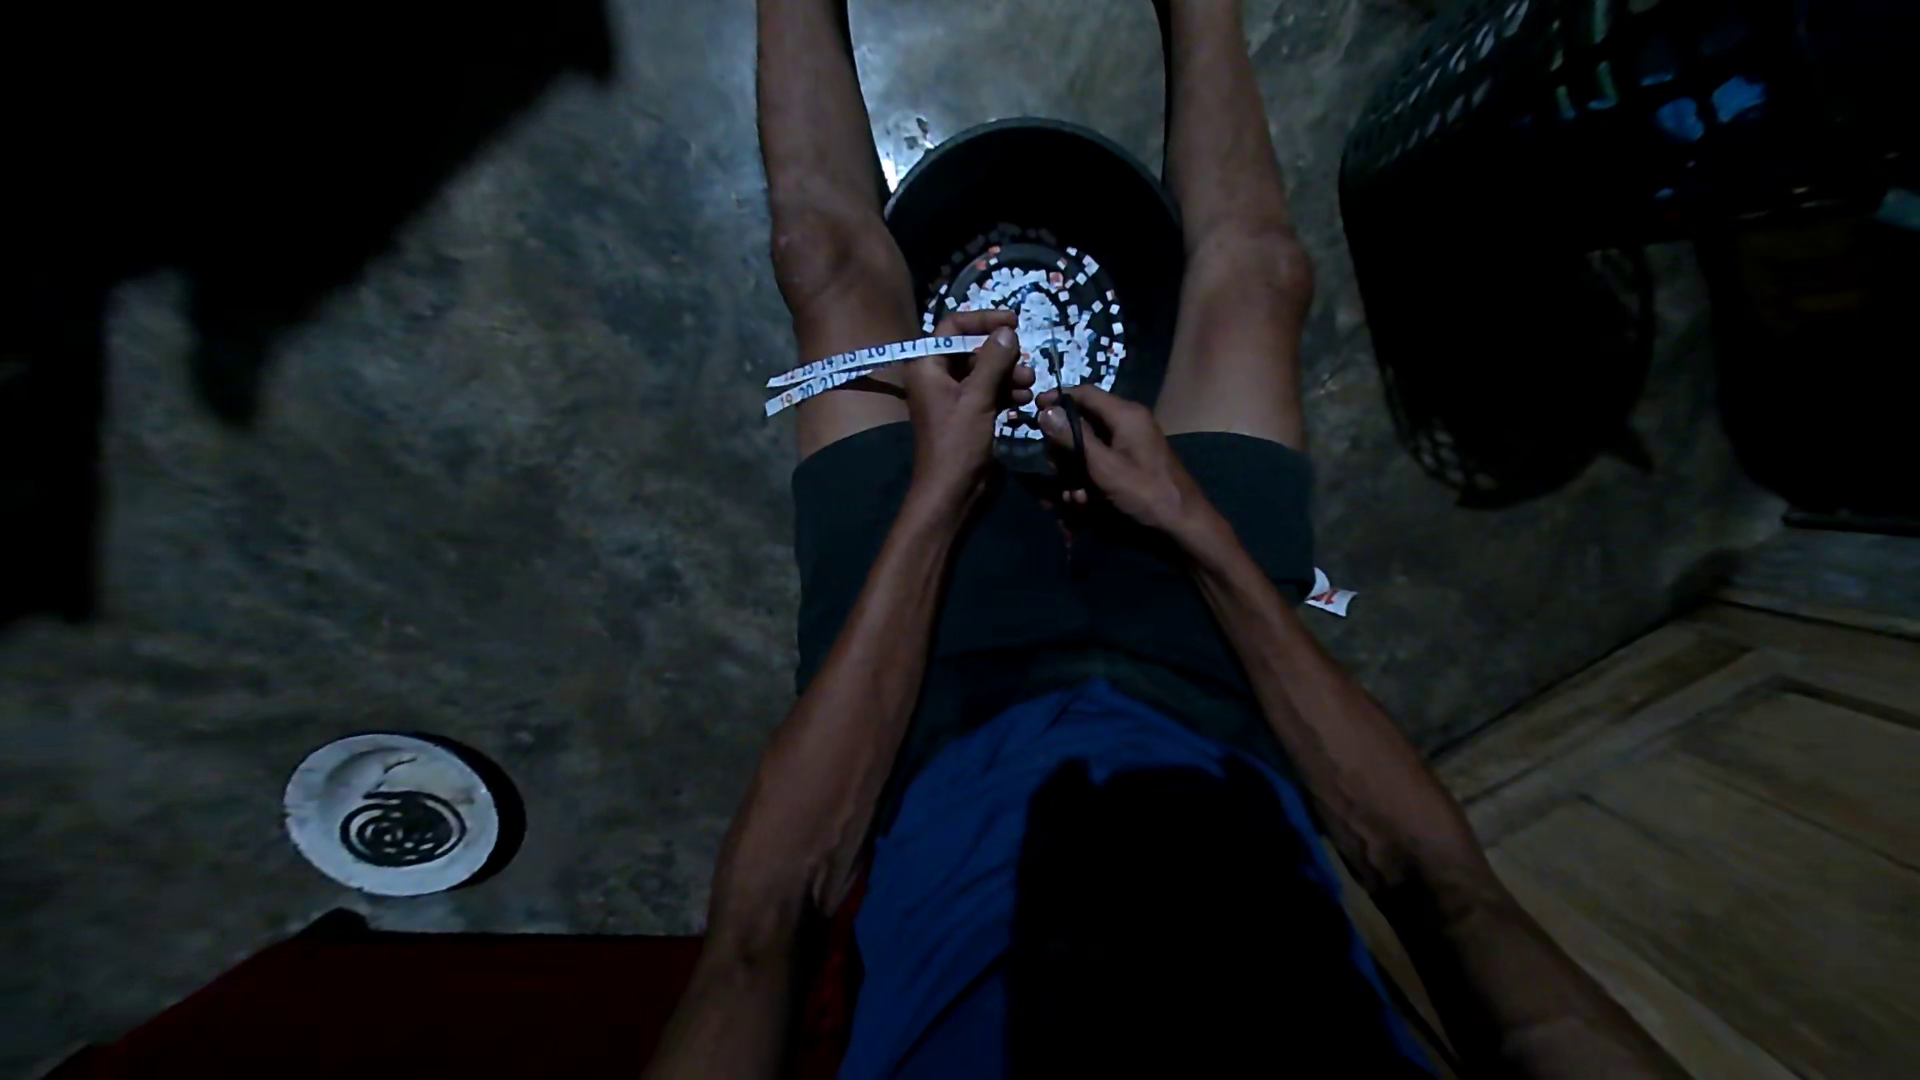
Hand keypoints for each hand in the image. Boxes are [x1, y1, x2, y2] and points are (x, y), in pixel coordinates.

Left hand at [902, 309, 1031, 511]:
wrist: (950, 491)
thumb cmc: (957, 442)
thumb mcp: (977, 398)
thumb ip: (993, 361)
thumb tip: (1008, 331)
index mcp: (928, 366)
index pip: (954, 327)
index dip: (983, 320)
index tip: (1014, 323)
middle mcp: (937, 378)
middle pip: (972, 351)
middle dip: (1002, 355)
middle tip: (1026, 365)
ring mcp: (952, 398)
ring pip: (984, 374)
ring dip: (1008, 376)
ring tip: (1030, 385)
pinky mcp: (966, 416)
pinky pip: (987, 394)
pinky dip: (1005, 394)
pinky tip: (1024, 402)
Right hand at [1035, 385, 1220, 545]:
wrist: (1181, 523)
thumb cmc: (1144, 492)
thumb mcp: (1103, 466)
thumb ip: (1073, 437)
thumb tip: (1045, 411)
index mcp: (1125, 414)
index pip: (1084, 392)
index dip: (1057, 400)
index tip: (1033, 411)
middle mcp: (1127, 423)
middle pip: (1082, 422)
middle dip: (1064, 448)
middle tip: (1055, 469)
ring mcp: (1129, 444)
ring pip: (1087, 447)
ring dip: (1074, 471)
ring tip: (1074, 496)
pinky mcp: (1129, 463)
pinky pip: (1100, 463)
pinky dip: (1088, 480)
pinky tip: (1084, 502)